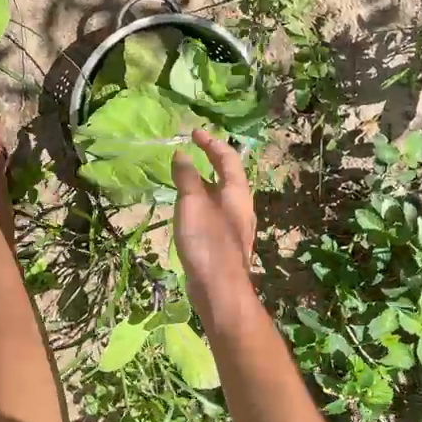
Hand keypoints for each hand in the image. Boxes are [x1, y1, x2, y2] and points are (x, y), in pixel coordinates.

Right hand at [171, 129, 256, 317]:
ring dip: (204, 180)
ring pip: (220, 194)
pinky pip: (213, 210)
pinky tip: (188, 209)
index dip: (212, 143)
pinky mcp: (224, 242)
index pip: (228, 158)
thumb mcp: (193, 203)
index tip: (195, 133)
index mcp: (237, 193)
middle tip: (193, 149)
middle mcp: (240, 206)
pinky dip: (201, 199)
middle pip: (228, 175)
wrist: (220, 289)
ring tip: (185, 176)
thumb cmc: (207, 242)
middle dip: (211, 160)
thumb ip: (187, 177)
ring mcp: (233, 226)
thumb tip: (182, 154)